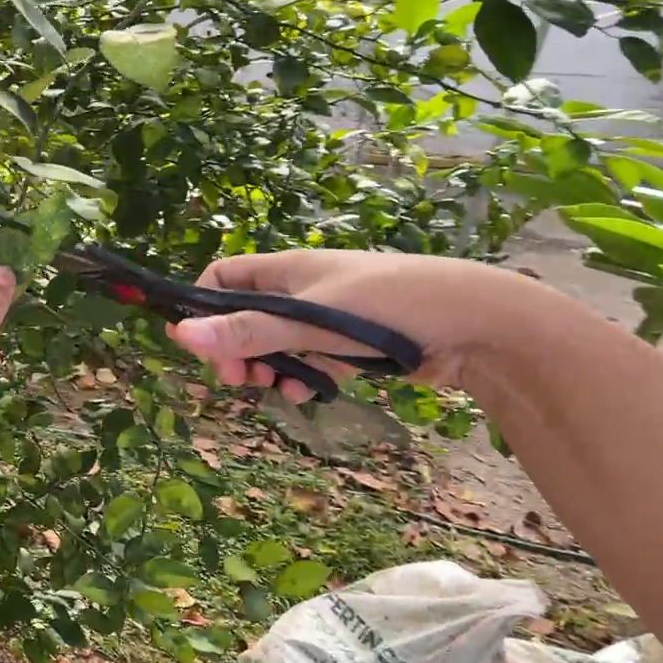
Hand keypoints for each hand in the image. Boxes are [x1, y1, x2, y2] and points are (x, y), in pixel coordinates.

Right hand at [166, 250, 527, 402]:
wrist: (484, 324)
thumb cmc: (388, 307)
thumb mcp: (309, 321)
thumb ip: (246, 332)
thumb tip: (179, 336)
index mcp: (285, 270)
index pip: (221, 279)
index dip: (205, 309)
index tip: (206, 346)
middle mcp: (300, 289)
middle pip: (245, 316)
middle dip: (235, 348)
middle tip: (238, 379)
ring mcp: (327, 315)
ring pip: (276, 341)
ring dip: (267, 366)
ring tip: (277, 389)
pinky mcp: (352, 342)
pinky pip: (309, 357)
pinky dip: (301, 374)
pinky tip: (308, 392)